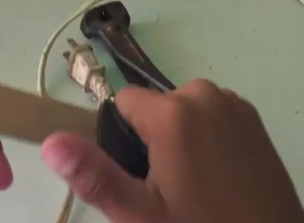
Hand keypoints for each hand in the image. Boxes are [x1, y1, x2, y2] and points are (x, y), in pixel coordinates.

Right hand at [40, 81, 303, 222]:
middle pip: (155, 108)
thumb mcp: (141, 216)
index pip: (123, 102)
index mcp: (171, 111)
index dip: (123, 140)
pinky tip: (220, 179)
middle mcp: (201, 92)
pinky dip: (209, 139)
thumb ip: (95, 175)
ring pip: (184, 112)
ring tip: (197, 190)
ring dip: (182, 141)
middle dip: (153, 142)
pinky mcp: (252, 116)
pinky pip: (212, 116)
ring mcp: (231, 102)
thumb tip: (50, 141)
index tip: (140, 179)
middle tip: (170, 194)